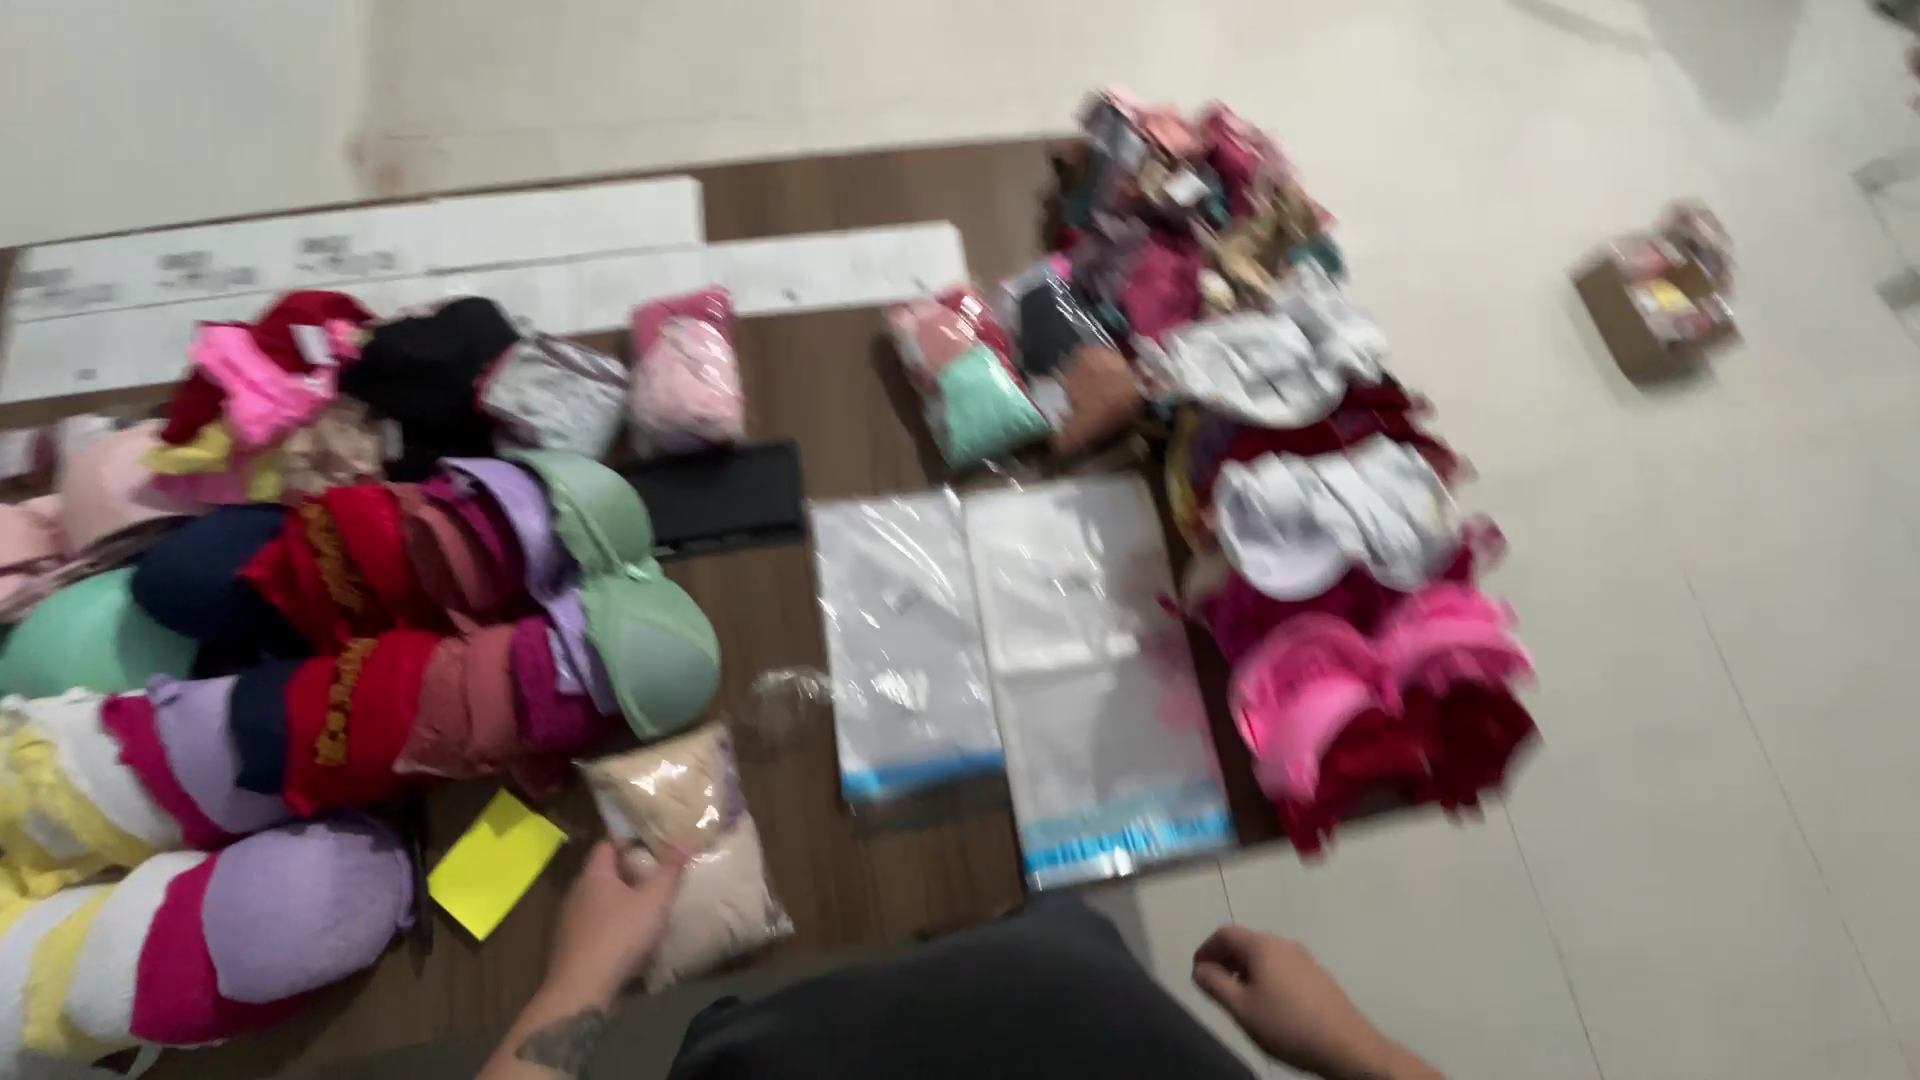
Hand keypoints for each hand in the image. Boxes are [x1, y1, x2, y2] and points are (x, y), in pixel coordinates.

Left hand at [543, 840, 684, 1002]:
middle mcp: (576, 893)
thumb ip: (671, 868)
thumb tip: (687, 838)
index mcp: (593, 875)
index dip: (630, 839)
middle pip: (603, 872)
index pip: (608, 843)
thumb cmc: (619, 935)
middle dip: (628, 870)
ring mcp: (569, 922)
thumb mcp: (654, 899)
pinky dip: (611, 922)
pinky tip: (629, 935)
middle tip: (657, 870)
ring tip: (647, 903)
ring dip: (620, 899)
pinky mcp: (569, 948)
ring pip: (598, 900)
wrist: (580, 993)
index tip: (653, 841)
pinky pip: (594, 924)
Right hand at [1193, 926, 1437, 1079]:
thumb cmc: (1288, 1025)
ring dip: (1246, 969)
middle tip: (1215, 985)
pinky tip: (1270, 1004)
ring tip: (1240, 997)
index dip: (1205, 949)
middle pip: (1245, 942)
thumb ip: (1214, 984)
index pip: (1224, 933)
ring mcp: (1304, 959)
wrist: (1349, 1048)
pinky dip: (1266, 977)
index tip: (1197, 972)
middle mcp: (1282, 943)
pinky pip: (1282, 967)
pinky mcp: (1318, 977)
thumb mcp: (1241, 1008)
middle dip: (1225, 959)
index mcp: (1261, 945)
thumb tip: (1199, 968)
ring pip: (1265, 955)